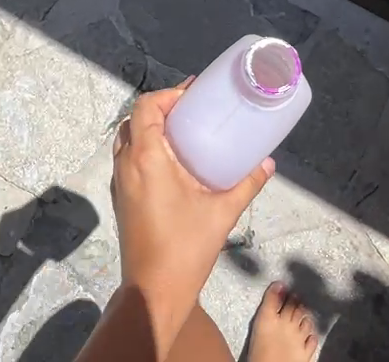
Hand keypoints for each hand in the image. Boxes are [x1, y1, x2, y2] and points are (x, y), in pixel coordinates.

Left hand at [110, 84, 272, 332]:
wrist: (152, 293)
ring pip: (127, 139)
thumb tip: (268, 163)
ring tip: (181, 132)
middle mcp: (126, 164)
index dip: (167, 95)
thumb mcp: (222, 212)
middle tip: (190, 110)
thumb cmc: (186, 248)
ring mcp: (119, 183)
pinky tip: (170, 162)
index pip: (145, 107)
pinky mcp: (120, 199)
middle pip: (134, 119)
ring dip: (149, 128)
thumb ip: (247, 184)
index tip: (192, 95)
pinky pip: (127, 159)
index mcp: (146, 158)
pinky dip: (143, 148)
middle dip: (160, 108)